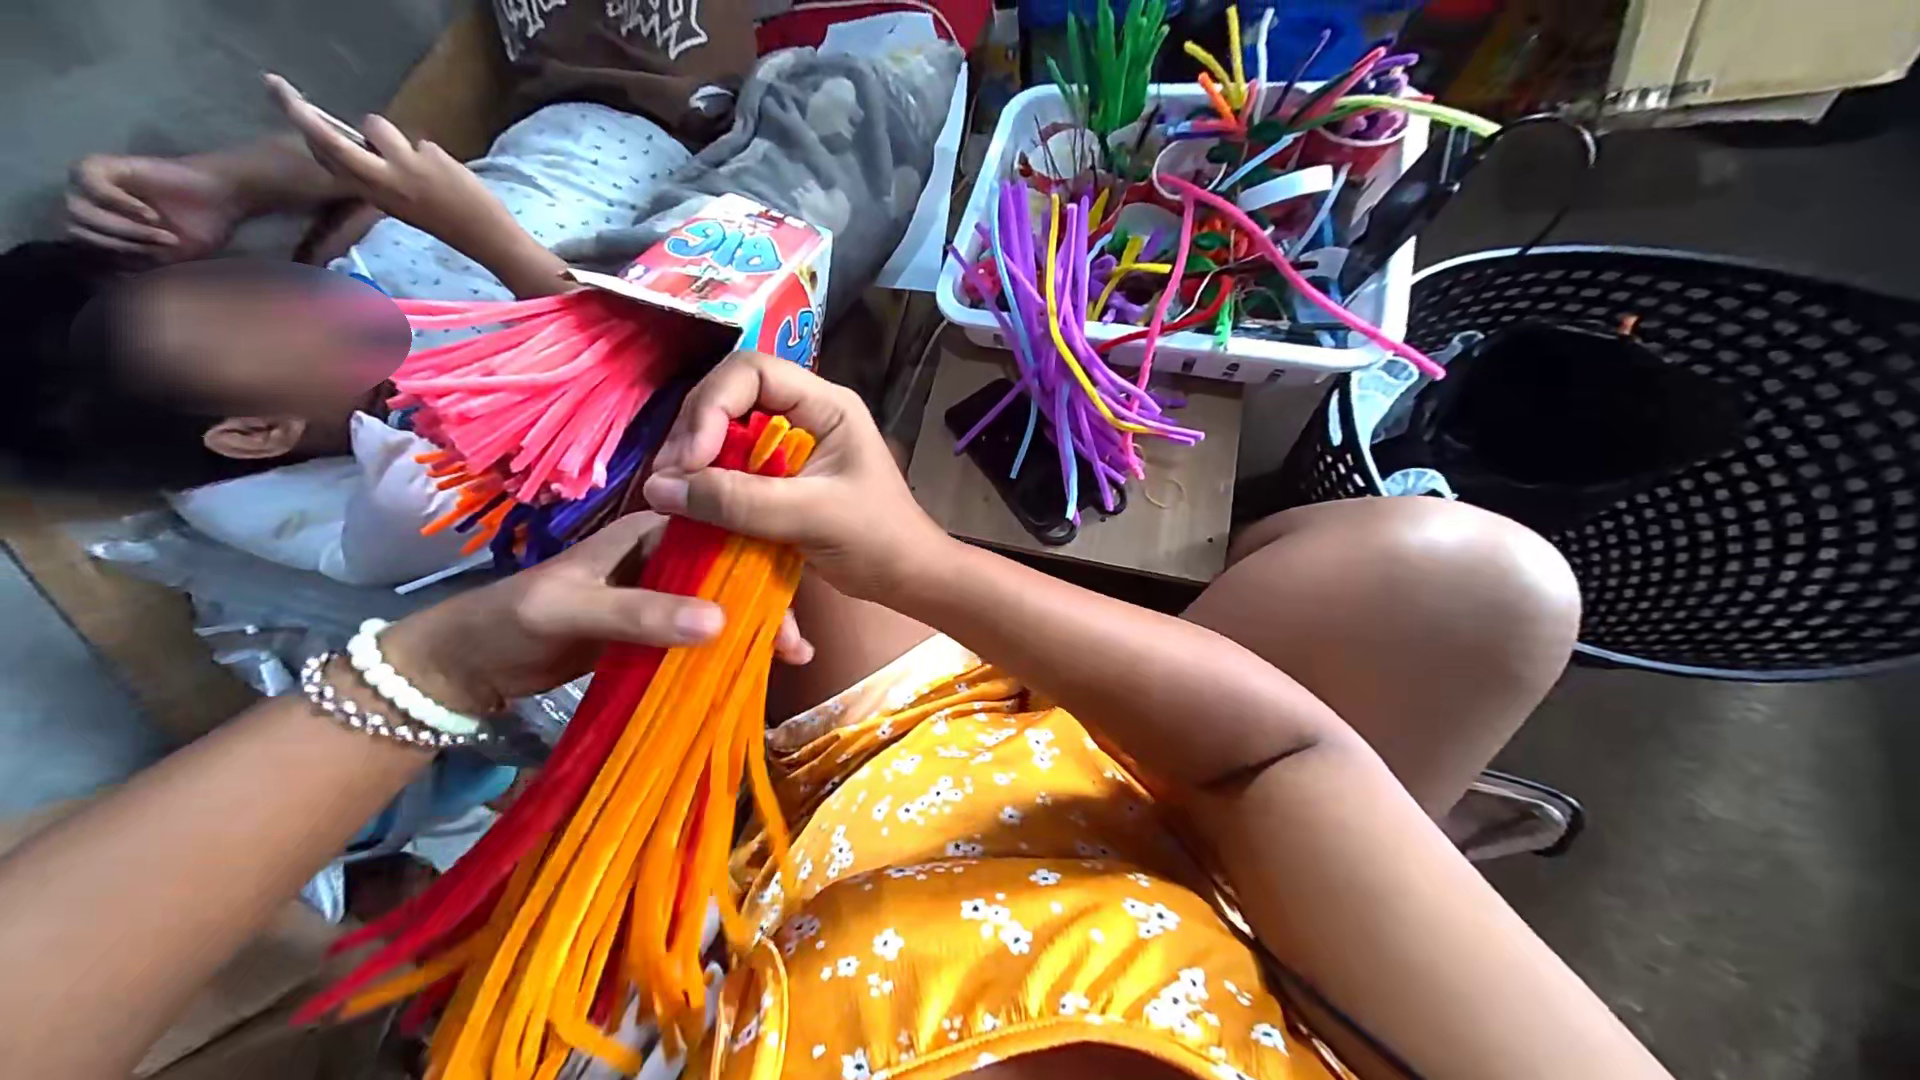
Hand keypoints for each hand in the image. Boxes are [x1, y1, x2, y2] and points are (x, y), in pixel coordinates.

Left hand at [66, 154, 243, 258]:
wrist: (222, 197)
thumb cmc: (203, 226)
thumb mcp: (175, 253)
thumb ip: (143, 260)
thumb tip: (119, 272)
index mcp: (102, 223)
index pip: (86, 244)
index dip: (119, 256)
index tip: (156, 259)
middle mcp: (87, 202)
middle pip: (77, 230)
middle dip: (122, 243)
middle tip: (163, 246)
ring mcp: (89, 183)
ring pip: (81, 212)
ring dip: (126, 229)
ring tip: (164, 233)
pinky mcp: (98, 166)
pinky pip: (91, 187)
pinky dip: (120, 204)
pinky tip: (150, 213)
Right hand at [263, 73, 518, 261]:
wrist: (492, 239)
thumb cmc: (450, 224)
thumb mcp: (404, 206)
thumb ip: (380, 178)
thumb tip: (361, 144)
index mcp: (376, 196)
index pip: (329, 158)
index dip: (308, 131)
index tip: (287, 104)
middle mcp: (385, 181)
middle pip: (331, 139)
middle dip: (300, 112)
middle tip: (277, 86)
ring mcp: (408, 167)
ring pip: (378, 126)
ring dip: (393, 136)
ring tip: (421, 164)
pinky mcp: (433, 157)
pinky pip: (423, 143)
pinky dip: (434, 156)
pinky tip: (452, 178)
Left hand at [378, 512, 811, 715]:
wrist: (466, 665)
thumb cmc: (512, 619)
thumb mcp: (572, 609)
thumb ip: (640, 612)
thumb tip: (720, 622)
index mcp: (651, 534)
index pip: (720, 539)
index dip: (759, 566)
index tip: (787, 603)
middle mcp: (666, 559)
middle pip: (731, 575)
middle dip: (767, 606)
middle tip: (795, 644)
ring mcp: (663, 597)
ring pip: (723, 606)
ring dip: (755, 630)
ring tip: (791, 657)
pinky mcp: (657, 630)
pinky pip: (703, 636)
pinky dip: (729, 650)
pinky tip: (756, 667)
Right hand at [642, 351, 951, 600]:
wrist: (905, 577)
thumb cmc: (878, 539)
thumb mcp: (814, 515)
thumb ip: (742, 501)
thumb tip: (661, 488)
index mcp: (825, 406)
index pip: (753, 372)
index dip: (712, 405)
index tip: (692, 458)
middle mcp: (804, 417)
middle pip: (730, 401)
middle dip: (694, 435)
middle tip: (669, 482)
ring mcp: (791, 450)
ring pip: (725, 438)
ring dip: (694, 464)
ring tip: (672, 498)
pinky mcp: (779, 482)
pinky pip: (731, 472)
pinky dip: (708, 488)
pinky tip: (690, 509)